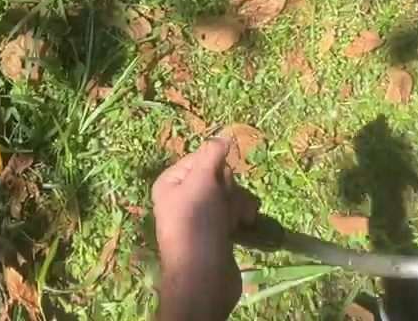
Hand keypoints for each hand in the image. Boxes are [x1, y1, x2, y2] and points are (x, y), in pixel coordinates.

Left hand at [152, 135, 260, 320]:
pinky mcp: (219, 232)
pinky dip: (243, 215)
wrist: (204, 281)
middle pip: (218, 176)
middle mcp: (185, 197)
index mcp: (172, 183)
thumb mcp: (201, 182)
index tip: (216, 182)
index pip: (200, 158)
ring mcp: (203, 216)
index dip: (214, 168)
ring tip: (239, 219)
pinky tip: (246, 225)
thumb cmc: (197, 226)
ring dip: (239, 203)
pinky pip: (235, 211)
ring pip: (230, 193)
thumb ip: (211, 154)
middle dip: (229, 188)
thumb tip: (222, 136)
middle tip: (225, 203)